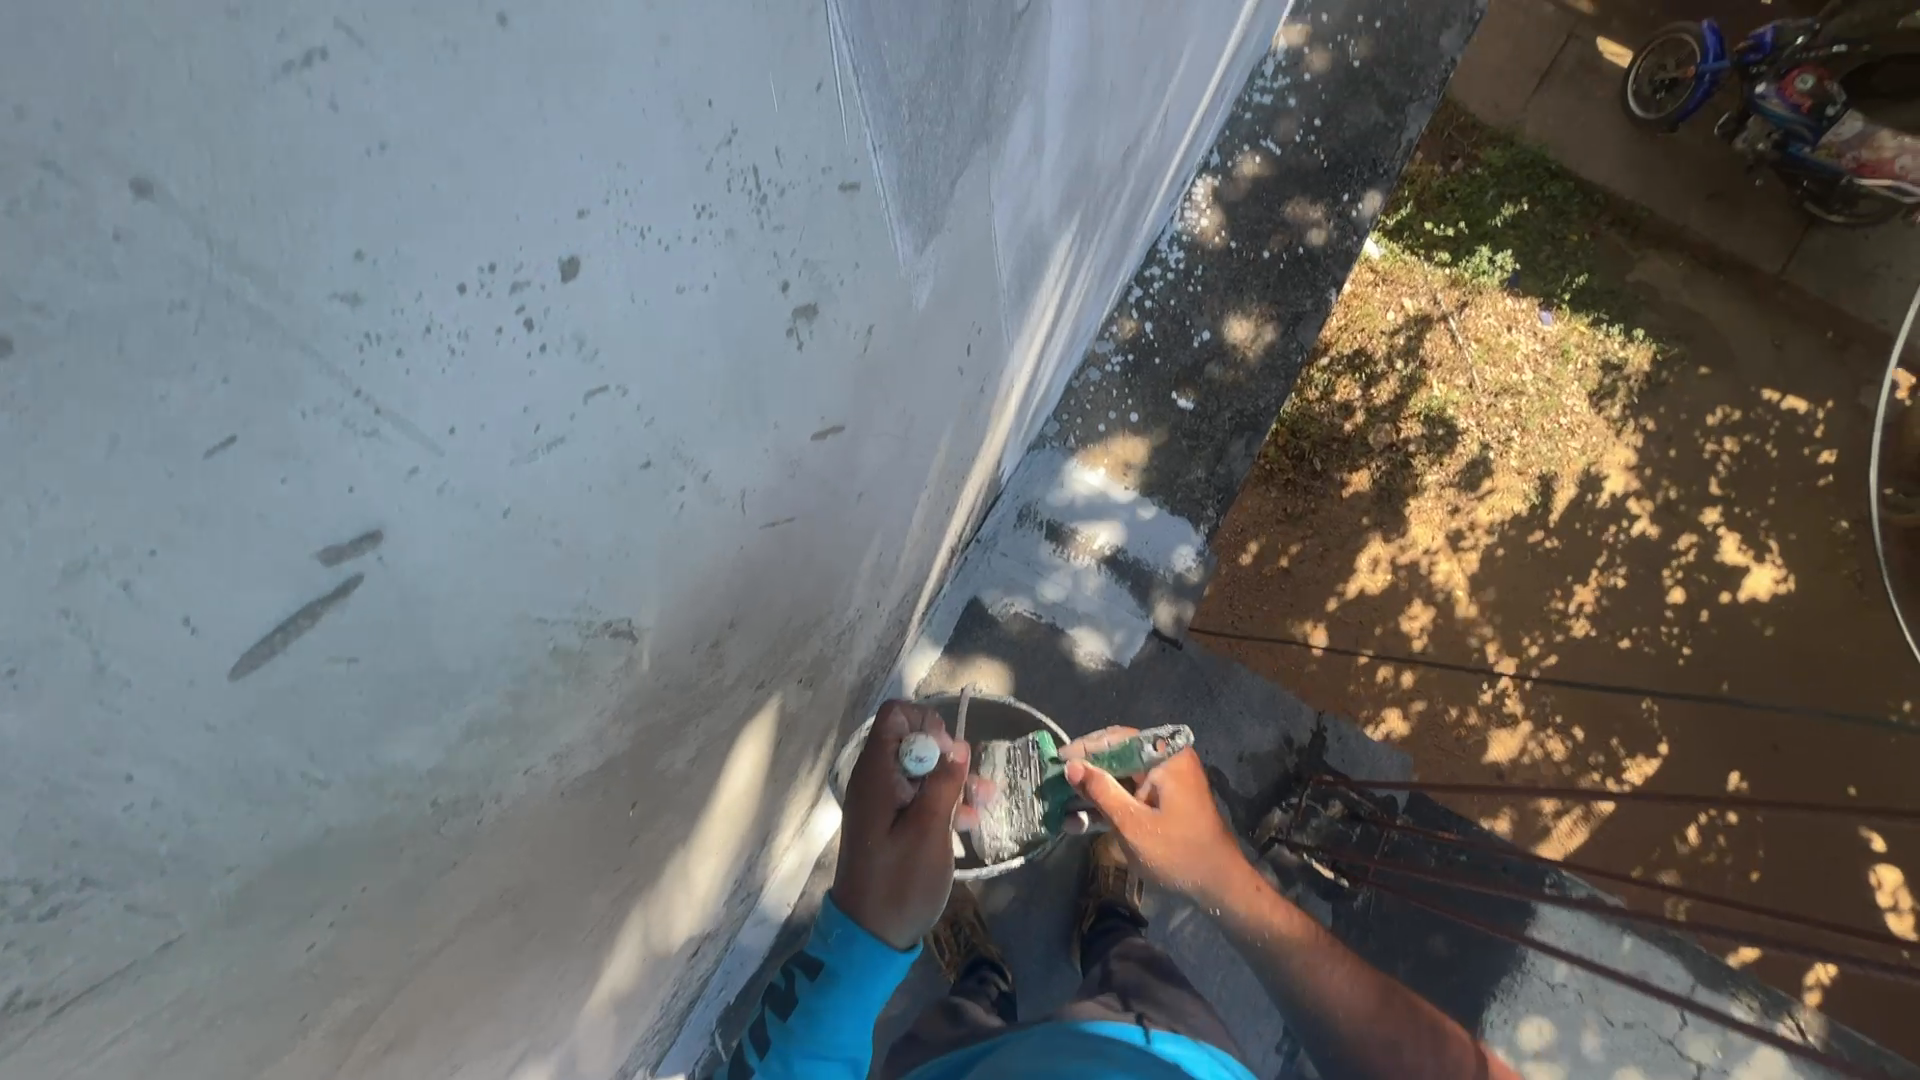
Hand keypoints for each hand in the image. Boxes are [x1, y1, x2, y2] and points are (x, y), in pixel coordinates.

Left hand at [831, 700, 970, 949]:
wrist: (870, 936)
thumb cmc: (900, 881)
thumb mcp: (930, 830)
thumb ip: (945, 782)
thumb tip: (958, 745)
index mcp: (876, 772)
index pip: (895, 715)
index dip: (926, 723)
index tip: (948, 754)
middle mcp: (874, 778)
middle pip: (911, 739)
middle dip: (946, 754)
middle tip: (968, 783)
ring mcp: (881, 800)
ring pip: (920, 768)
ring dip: (952, 780)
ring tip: (984, 802)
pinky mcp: (890, 821)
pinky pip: (917, 795)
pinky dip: (942, 800)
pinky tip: (968, 822)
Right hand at [1062, 726, 1253, 905]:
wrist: (1220, 888)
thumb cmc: (1179, 852)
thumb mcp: (1133, 824)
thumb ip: (1100, 791)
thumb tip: (1071, 765)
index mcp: (1165, 756)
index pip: (1117, 739)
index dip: (1085, 747)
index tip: (1057, 760)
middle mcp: (1165, 762)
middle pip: (1116, 757)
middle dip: (1084, 773)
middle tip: (1054, 781)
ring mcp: (1163, 784)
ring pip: (1118, 779)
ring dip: (1091, 794)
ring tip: (1059, 804)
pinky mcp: (1160, 804)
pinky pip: (1128, 797)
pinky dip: (1106, 807)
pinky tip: (1077, 822)